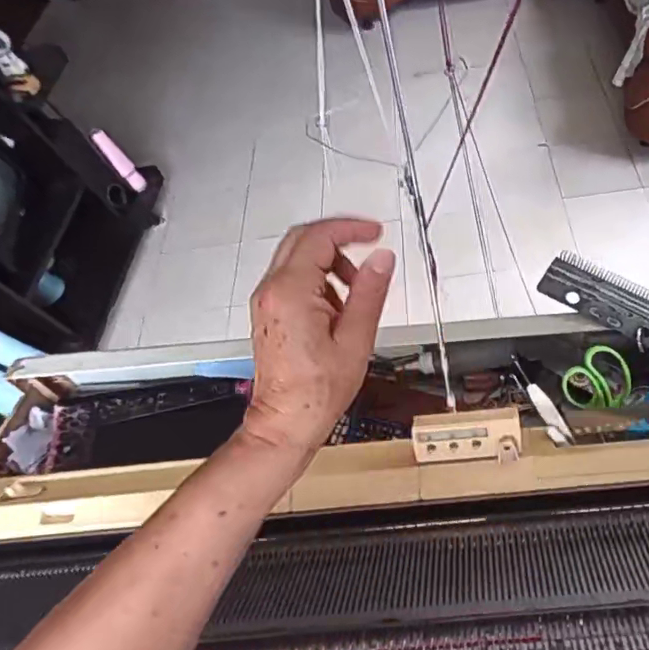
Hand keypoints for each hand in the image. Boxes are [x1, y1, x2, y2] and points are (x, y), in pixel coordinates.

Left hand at [239, 219, 394, 454]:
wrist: (286, 420)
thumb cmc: (315, 391)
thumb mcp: (356, 339)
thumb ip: (370, 292)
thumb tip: (382, 259)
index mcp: (291, 292)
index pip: (320, 237)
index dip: (351, 229)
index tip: (375, 232)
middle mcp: (271, 291)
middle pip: (303, 240)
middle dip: (339, 240)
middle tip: (368, 248)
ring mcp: (266, 301)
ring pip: (298, 259)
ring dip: (330, 264)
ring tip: (356, 297)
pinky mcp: (268, 312)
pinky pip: (293, 280)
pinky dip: (319, 282)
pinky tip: (338, 311)